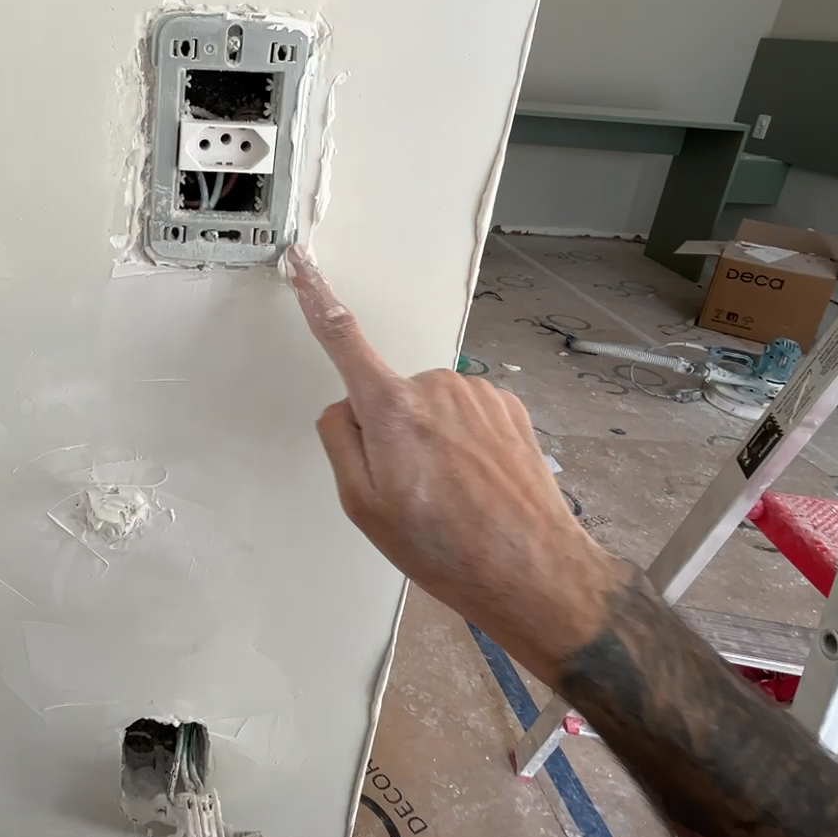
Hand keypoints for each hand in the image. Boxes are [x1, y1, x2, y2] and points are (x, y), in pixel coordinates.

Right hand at [288, 246, 626, 684]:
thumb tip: (345, 406)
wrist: (535, 572)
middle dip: (389, 429)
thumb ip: (339, 440)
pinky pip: (462, 409)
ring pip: (426, 403)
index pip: (342, 339)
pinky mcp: (507, 404)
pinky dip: (460, 437)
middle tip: (412, 486)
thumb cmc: (444, 546)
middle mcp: (436, 387)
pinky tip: (475, 479)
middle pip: (386, 393)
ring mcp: (477, 393)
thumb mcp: (362, 504)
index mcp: (392, 409)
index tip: (303, 264)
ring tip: (449, 490)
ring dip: (428, 435)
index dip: (316, 298)